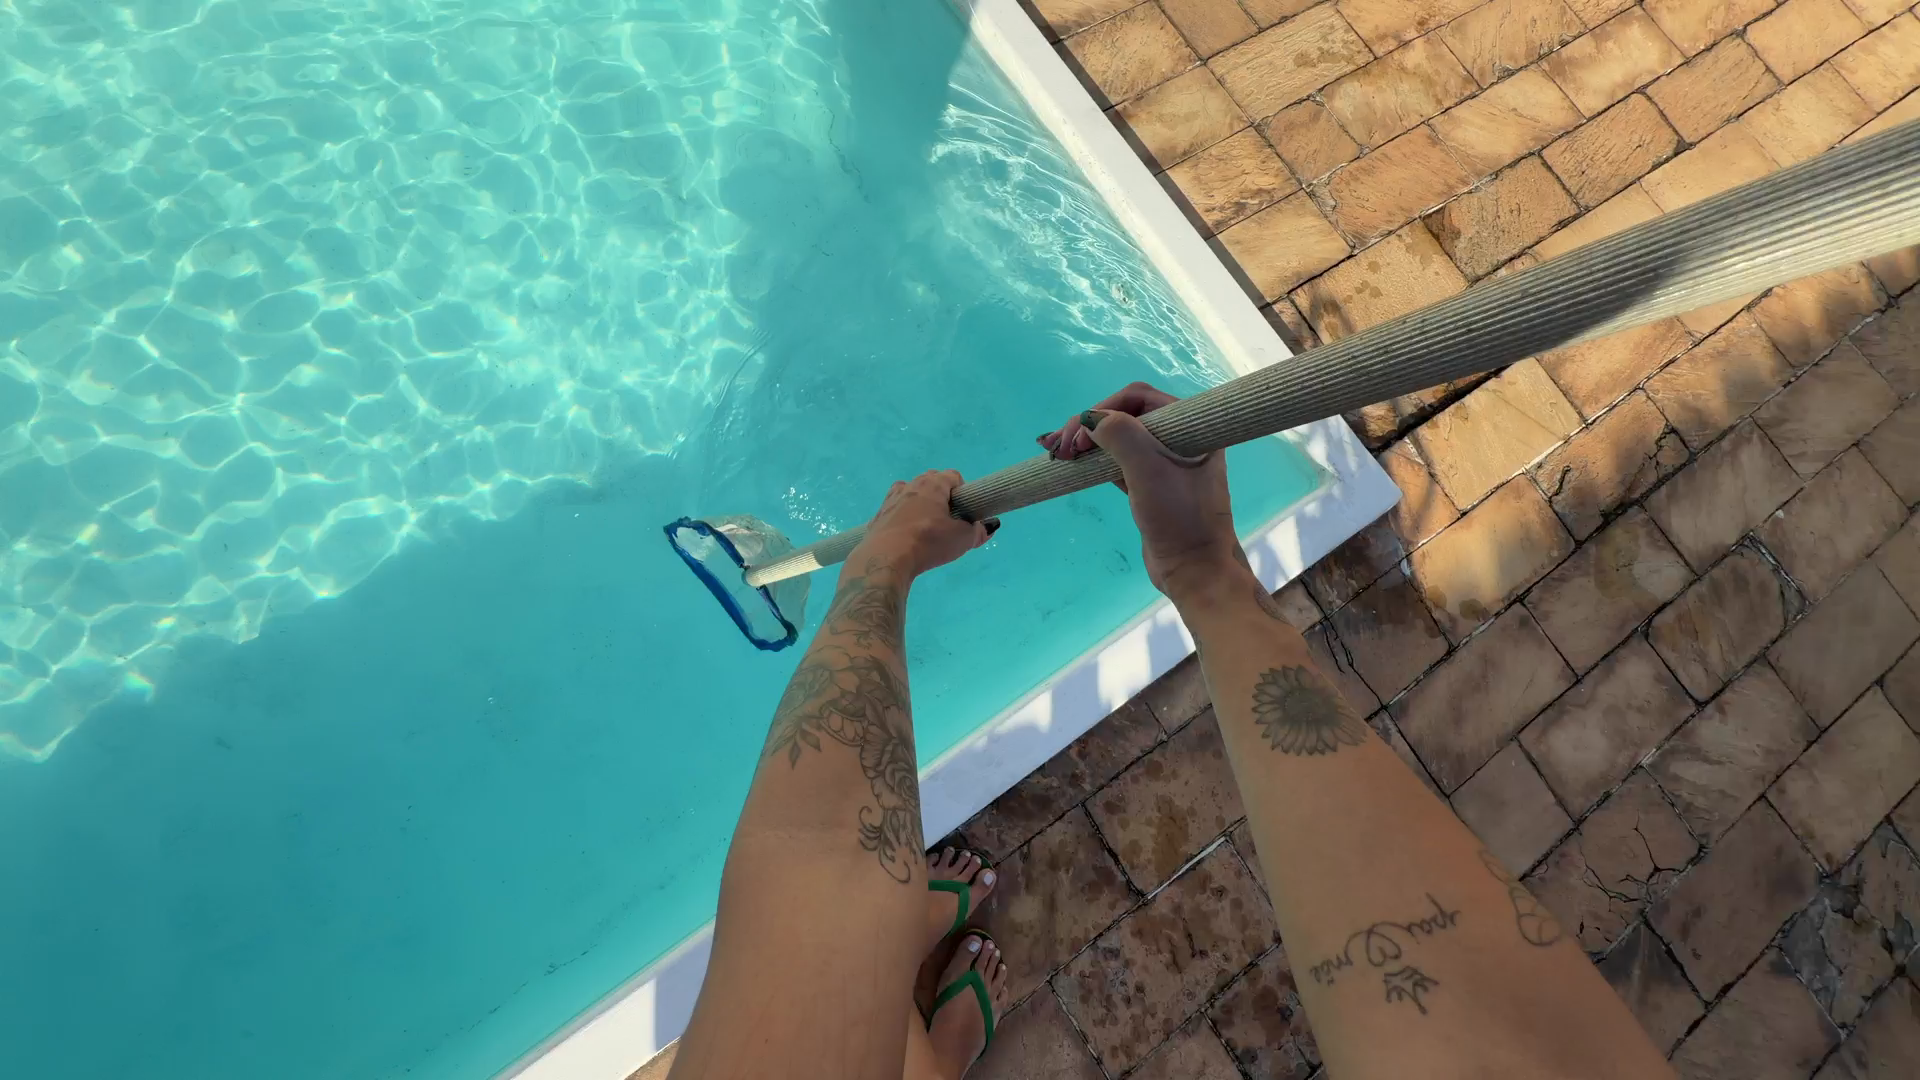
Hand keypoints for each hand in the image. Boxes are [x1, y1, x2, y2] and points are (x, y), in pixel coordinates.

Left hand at [857, 470, 994, 577]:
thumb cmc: (929, 542)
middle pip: (930, 481)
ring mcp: (890, 499)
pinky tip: (906, 537)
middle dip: (941, 497)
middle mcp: (910, 485)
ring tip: (925, 528)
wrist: (886, 558)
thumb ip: (978, 532)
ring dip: (919, 505)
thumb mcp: (962, 539)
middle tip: (947, 521)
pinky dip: (902, 519)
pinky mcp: (877, 516)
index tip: (964, 511)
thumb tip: (988, 528)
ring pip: (909, 493)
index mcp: (933, 484)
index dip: (962, 492)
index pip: (953, 476)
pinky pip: (894, 511)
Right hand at [1042, 383, 1250, 603]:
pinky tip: (1074, 465)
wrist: (1194, 570)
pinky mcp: (1151, 484)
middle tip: (1058, 448)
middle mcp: (1180, 437)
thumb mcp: (1148, 470)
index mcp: (1190, 425)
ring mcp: (1165, 461)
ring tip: (1057, 454)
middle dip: (1089, 426)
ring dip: (1088, 443)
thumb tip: (1089, 420)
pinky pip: (1119, 462)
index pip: (1138, 398)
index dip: (1104, 409)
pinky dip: (1095, 462)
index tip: (1079, 436)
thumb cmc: (1177, 517)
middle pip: (1125, 416)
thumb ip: (1120, 435)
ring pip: (1119, 440)